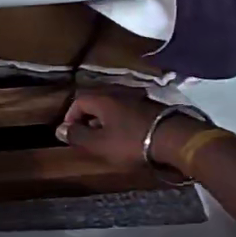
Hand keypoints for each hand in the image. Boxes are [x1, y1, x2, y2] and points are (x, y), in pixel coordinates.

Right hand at [57, 87, 199, 169]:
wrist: (175, 139)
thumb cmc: (131, 142)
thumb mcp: (99, 143)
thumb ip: (78, 136)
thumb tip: (60, 129)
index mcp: (103, 99)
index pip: (79, 100)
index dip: (70, 116)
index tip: (70, 133)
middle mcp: (119, 93)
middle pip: (97, 101)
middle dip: (87, 118)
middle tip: (85, 136)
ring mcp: (138, 98)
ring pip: (114, 106)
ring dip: (105, 120)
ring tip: (105, 138)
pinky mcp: (153, 107)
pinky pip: (129, 111)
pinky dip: (121, 122)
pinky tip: (126, 136)